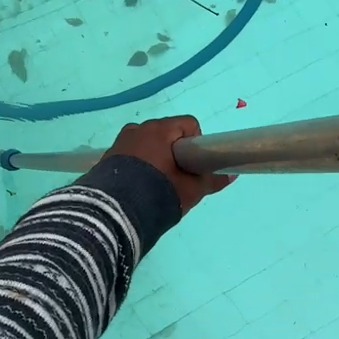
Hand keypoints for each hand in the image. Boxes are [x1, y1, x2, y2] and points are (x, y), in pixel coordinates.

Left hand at [104, 116, 233, 213]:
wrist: (115, 212)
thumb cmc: (158, 194)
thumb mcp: (190, 190)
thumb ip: (211, 180)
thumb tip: (230, 175)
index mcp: (160, 130)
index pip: (188, 125)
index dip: (196, 143)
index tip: (193, 165)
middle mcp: (139, 128)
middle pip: (166, 133)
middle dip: (174, 151)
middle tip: (176, 177)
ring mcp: (121, 140)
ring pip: (147, 143)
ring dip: (154, 157)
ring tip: (154, 183)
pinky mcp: (108, 155)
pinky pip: (130, 153)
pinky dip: (137, 164)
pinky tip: (137, 185)